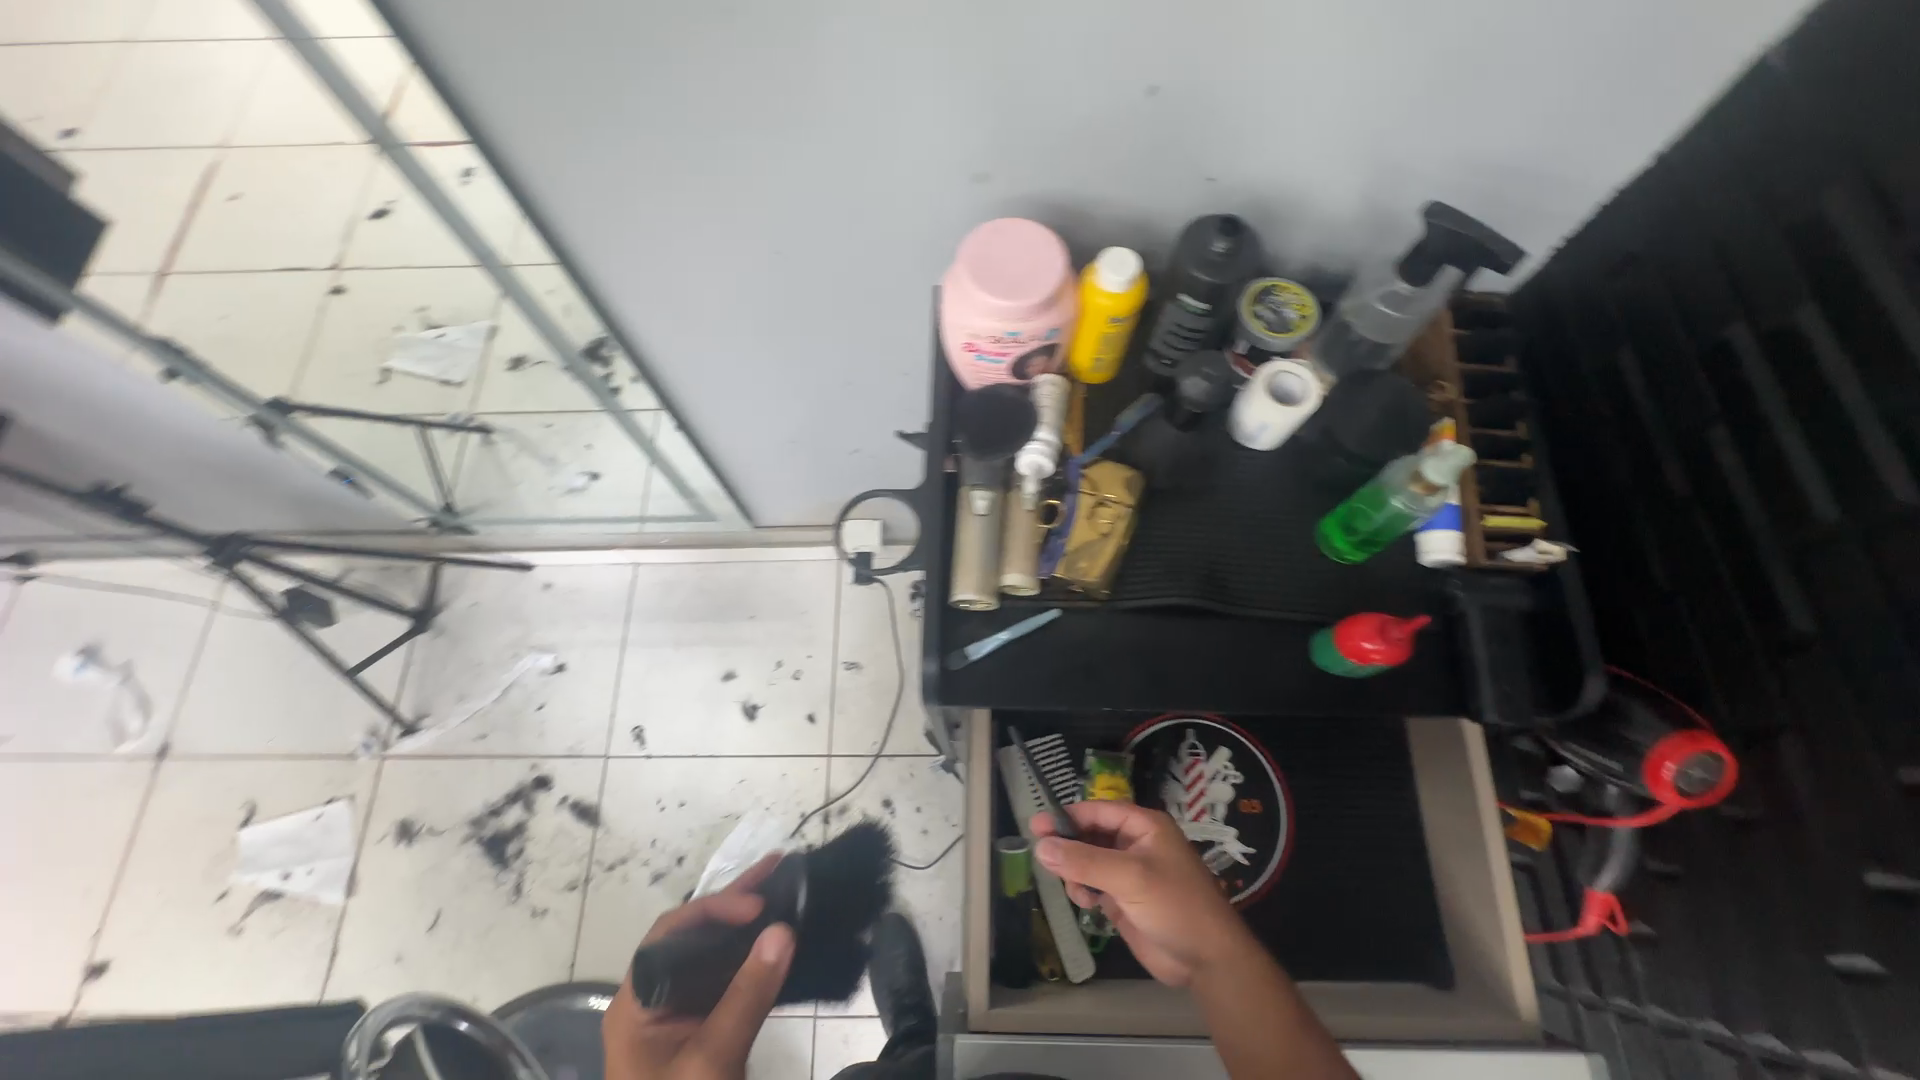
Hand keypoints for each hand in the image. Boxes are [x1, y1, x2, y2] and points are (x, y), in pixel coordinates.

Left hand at [603, 854, 794, 1079]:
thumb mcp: (712, 1061)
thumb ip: (746, 995)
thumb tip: (782, 931)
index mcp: (638, 1003)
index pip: (671, 935)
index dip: (714, 911)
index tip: (759, 907)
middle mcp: (654, 1000)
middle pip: (692, 937)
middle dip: (735, 901)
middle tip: (778, 866)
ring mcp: (680, 1016)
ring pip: (712, 955)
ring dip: (747, 923)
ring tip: (785, 886)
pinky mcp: (704, 1031)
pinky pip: (727, 980)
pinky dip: (753, 956)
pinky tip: (780, 939)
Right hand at [1031, 802, 1247, 986]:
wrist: (1206, 960)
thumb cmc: (1176, 905)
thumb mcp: (1130, 877)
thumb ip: (1084, 861)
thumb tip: (1041, 846)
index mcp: (1144, 826)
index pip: (1098, 811)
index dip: (1067, 816)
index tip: (1036, 825)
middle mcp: (1135, 844)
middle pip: (1090, 834)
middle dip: (1068, 845)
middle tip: (1041, 854)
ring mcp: (1128, 872)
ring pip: (1086, 860)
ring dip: (1074, 871)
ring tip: (1075, 888)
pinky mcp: (1123, 899)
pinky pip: (1091, 884)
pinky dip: (1082, 890)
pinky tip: (1085, 903)